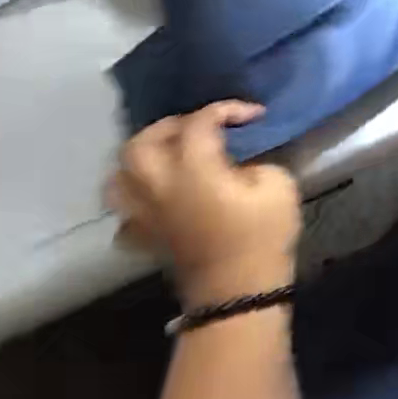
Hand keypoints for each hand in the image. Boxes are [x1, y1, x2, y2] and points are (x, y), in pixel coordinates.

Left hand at [108, 101, 302, 308]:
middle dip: (171, 126)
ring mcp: (142, 214)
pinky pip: (125, 210)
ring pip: (118, 175)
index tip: (254, 114)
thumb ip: (253, 164)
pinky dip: (139, 196)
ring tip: (172, 155)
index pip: (198, 123)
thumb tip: (237, 165)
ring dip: (143, 158)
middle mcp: (157, 187)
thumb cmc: (263, 234)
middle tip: (203, 125)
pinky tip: (161, 198)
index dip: (226, 110)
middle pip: (141, 143)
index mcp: (194, 171)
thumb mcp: (279, 186)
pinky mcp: (142, 236)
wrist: (238, 289)